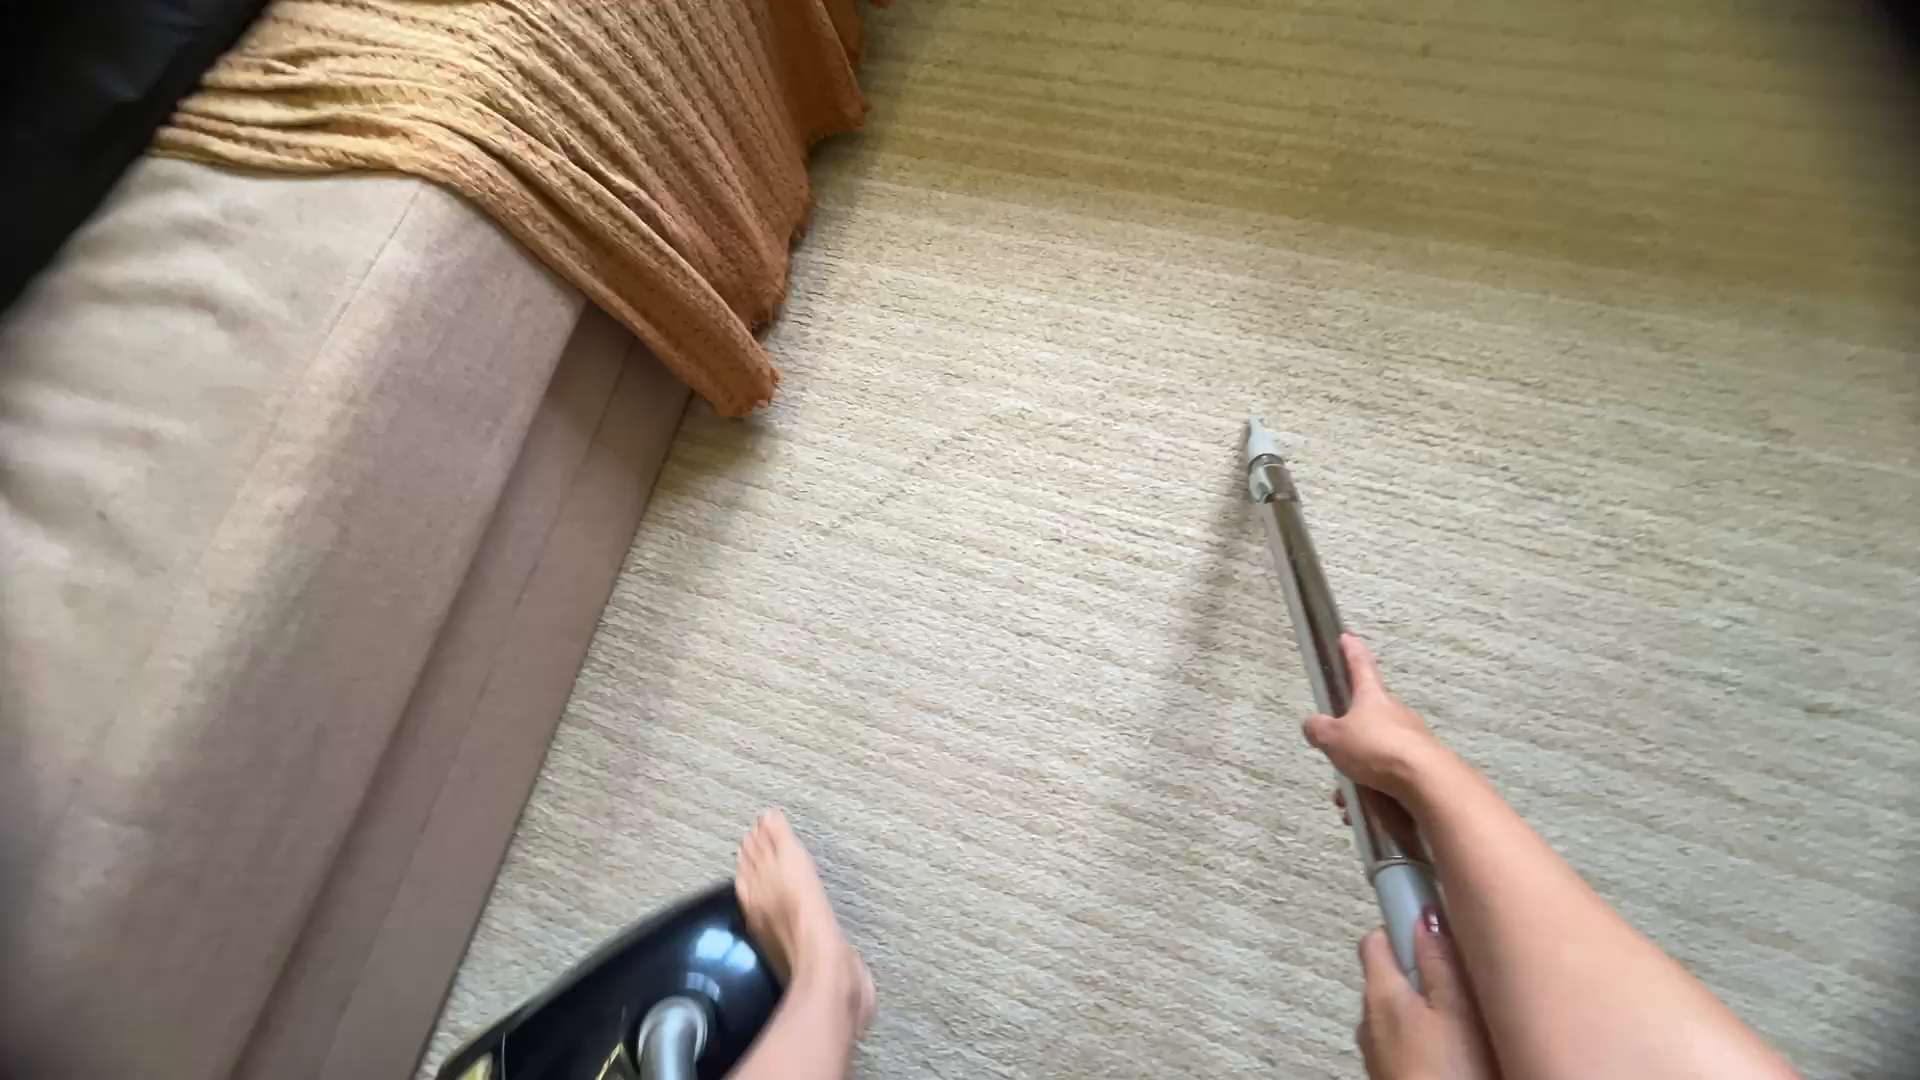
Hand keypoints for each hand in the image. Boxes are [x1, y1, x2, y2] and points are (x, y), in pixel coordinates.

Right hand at [1302, 634, 1445, 803]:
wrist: (1430, 786)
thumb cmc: (1376, 750)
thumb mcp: (1333, 738)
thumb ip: (1318, 729)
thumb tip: (1314, 726)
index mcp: (1374, 698)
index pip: (1360, 667)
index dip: (1351, 652)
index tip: (1347, 637)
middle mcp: (1397, 715)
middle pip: (1368, 718)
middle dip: (1350, 738)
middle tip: (1336, 756)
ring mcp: (1415, 742)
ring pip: (1378, 753)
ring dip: (1359, 773)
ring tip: (1346, 799)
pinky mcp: (1426, 768)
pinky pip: (1392, 777)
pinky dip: (1374, 792)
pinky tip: (1363, 812)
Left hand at [1356, 914, 1498, 1079]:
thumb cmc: (1452, 1075)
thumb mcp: (1456, 1013)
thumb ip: (1439, 963)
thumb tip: (1424, 915)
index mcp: (1378, 993)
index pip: (1375, 941)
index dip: (1401, 932)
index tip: (1433, 936)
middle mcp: (1368, 1019)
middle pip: (1387, 979)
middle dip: (1418, 976)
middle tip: (1462, 987)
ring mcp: (1377, 1053)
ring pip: (1398, 1016)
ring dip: (1423, 1014)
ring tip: (1465, 1027)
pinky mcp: (1389, 1079)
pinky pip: (1405, 1047)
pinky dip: (1425, 1044)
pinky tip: (1455, 1060)